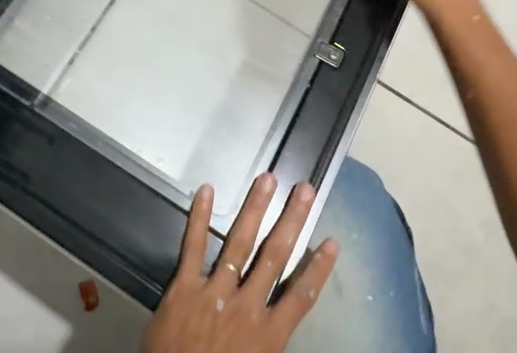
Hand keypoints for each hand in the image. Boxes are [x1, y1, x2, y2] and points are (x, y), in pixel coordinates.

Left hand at [139, 174, 338, 352]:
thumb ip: (271, 343)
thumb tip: (287, 318)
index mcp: (267, 334)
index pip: (300, 295)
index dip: (318, 268)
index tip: (332, 242)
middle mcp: (246, 307)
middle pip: (275, 256)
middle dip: (292, 220)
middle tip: (304, 190)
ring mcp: (215, 293)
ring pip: (240, 243)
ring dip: (255, 209)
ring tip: (268, 179)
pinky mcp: (184, 287)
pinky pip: (193, 247)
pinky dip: (199, 217)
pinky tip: (207, 190)